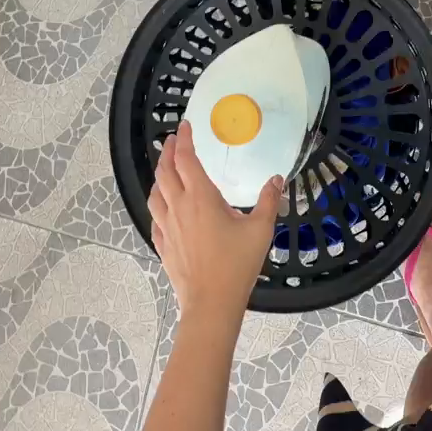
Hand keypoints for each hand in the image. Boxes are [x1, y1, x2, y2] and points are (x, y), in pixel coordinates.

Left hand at [147, 121, 282, 320]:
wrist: (211, 304)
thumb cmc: (236, 265)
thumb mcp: (260, 230)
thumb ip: (268, 201)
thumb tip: (277, 179)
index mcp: (201, 197)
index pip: (186, 159)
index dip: (185, 140)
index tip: (185, 126)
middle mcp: (180, 207)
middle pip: (165, 172)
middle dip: (168, 152)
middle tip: (173, 140)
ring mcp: (167, 227)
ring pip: (155, 193)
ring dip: (159, 176)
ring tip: (166, 169)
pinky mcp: (163, 245)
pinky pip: (154, 217)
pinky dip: (157, 204)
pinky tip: (163, 207)